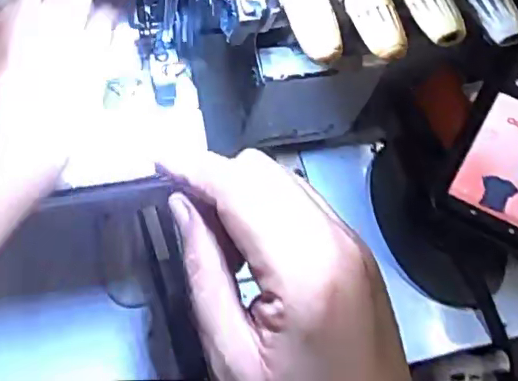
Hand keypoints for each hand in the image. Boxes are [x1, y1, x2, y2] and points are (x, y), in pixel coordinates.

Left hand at [0, 0, 116, 274]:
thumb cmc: (24, 157)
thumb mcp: (81, 103)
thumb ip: (100, 44)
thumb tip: (110, 11)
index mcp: (50, 19)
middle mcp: (11, 7)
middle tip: (89, 24)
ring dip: (46, 5)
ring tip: (54, 47)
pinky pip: (0, 11)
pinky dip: (19, 21)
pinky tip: (21, 61)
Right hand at [160, 150, 410, 380]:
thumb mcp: (234, 360)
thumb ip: (204, 275)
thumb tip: (182, 207)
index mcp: (306, 265)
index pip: (241, 188)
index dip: (196, 168)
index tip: (162, 159)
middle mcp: (335, 236)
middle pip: (263, 171)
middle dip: (218, 178)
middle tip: (184, 210)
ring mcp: (351, 238)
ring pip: (284, 178)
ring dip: (242, 190)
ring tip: (215, 237)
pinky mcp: (355, 247)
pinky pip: (303, 200)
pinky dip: (269, 205)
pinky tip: (250, 245)